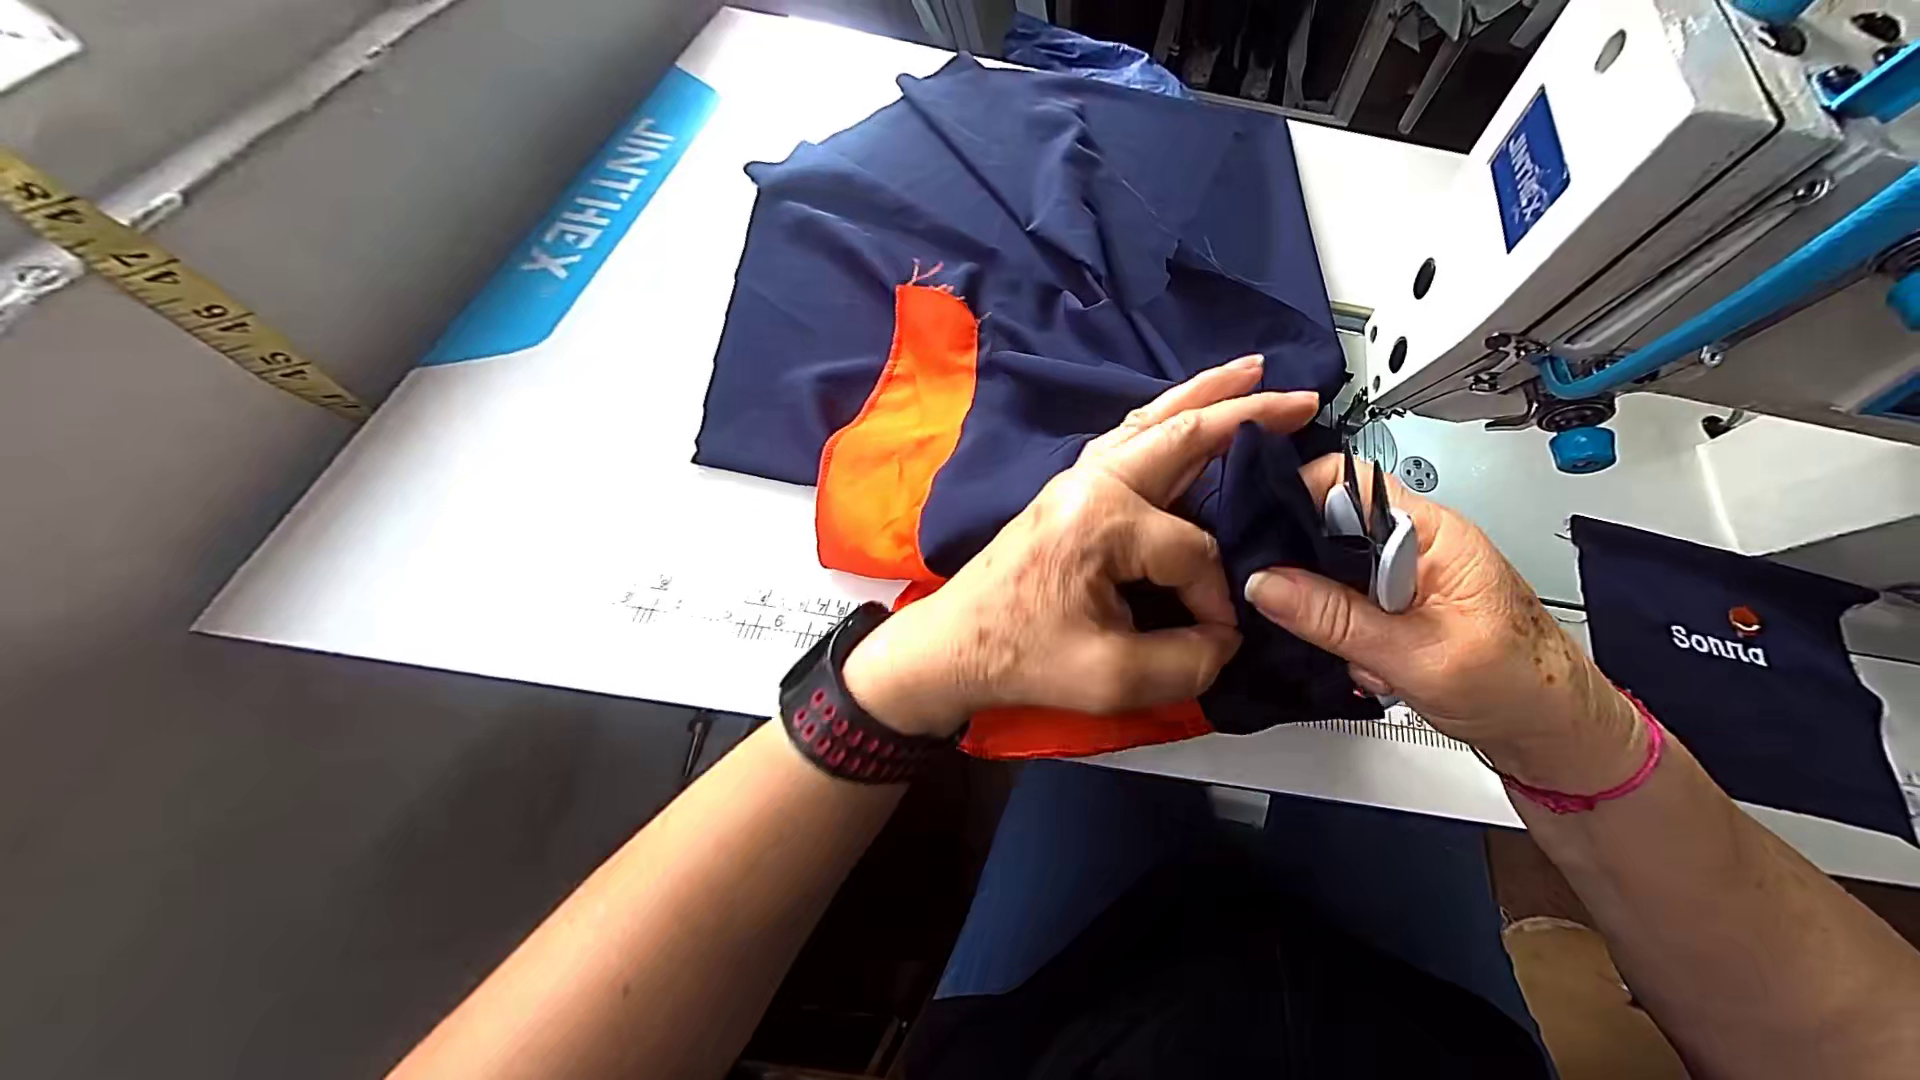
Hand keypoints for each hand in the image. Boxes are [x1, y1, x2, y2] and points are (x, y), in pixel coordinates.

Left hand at [843, 355, 1321, 737]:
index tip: (1215, 635)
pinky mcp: (1067, 491)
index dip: (1216, 598)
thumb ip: (1190, 660)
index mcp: (1103, 520)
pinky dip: (1164, 421)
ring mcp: (1075, 480)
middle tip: (1300, 398)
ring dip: (1202, 397)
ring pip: (1150, 424)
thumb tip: (1228, 635)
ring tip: (1250, 374)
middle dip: (1245, 412)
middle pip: (1180, 435)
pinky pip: (1127, 441)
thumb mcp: (1113, 678)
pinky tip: (1183, 417)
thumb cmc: (1019, 659)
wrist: (952, 646)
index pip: (1193, 551)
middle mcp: (1091, 483)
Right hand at [1243, 456, 1643, 791]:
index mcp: (1434, 533)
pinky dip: (1337, 625)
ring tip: (1352, 647)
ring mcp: (1403, 570)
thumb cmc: (1521, 688)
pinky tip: (1363, 656)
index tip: (1259, 532)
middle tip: (1300, 609)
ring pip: (1328, 566)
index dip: (1294, 497)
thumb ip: (1333, 618)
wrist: (1553, 731)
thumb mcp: (1414, 656)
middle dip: (1303, 568)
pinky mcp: (1394, 597)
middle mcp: (1416, 542)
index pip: (1345, 482)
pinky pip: (1340, 595)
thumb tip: (1265, 583)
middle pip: (1326, 524)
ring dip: (1323, 607)